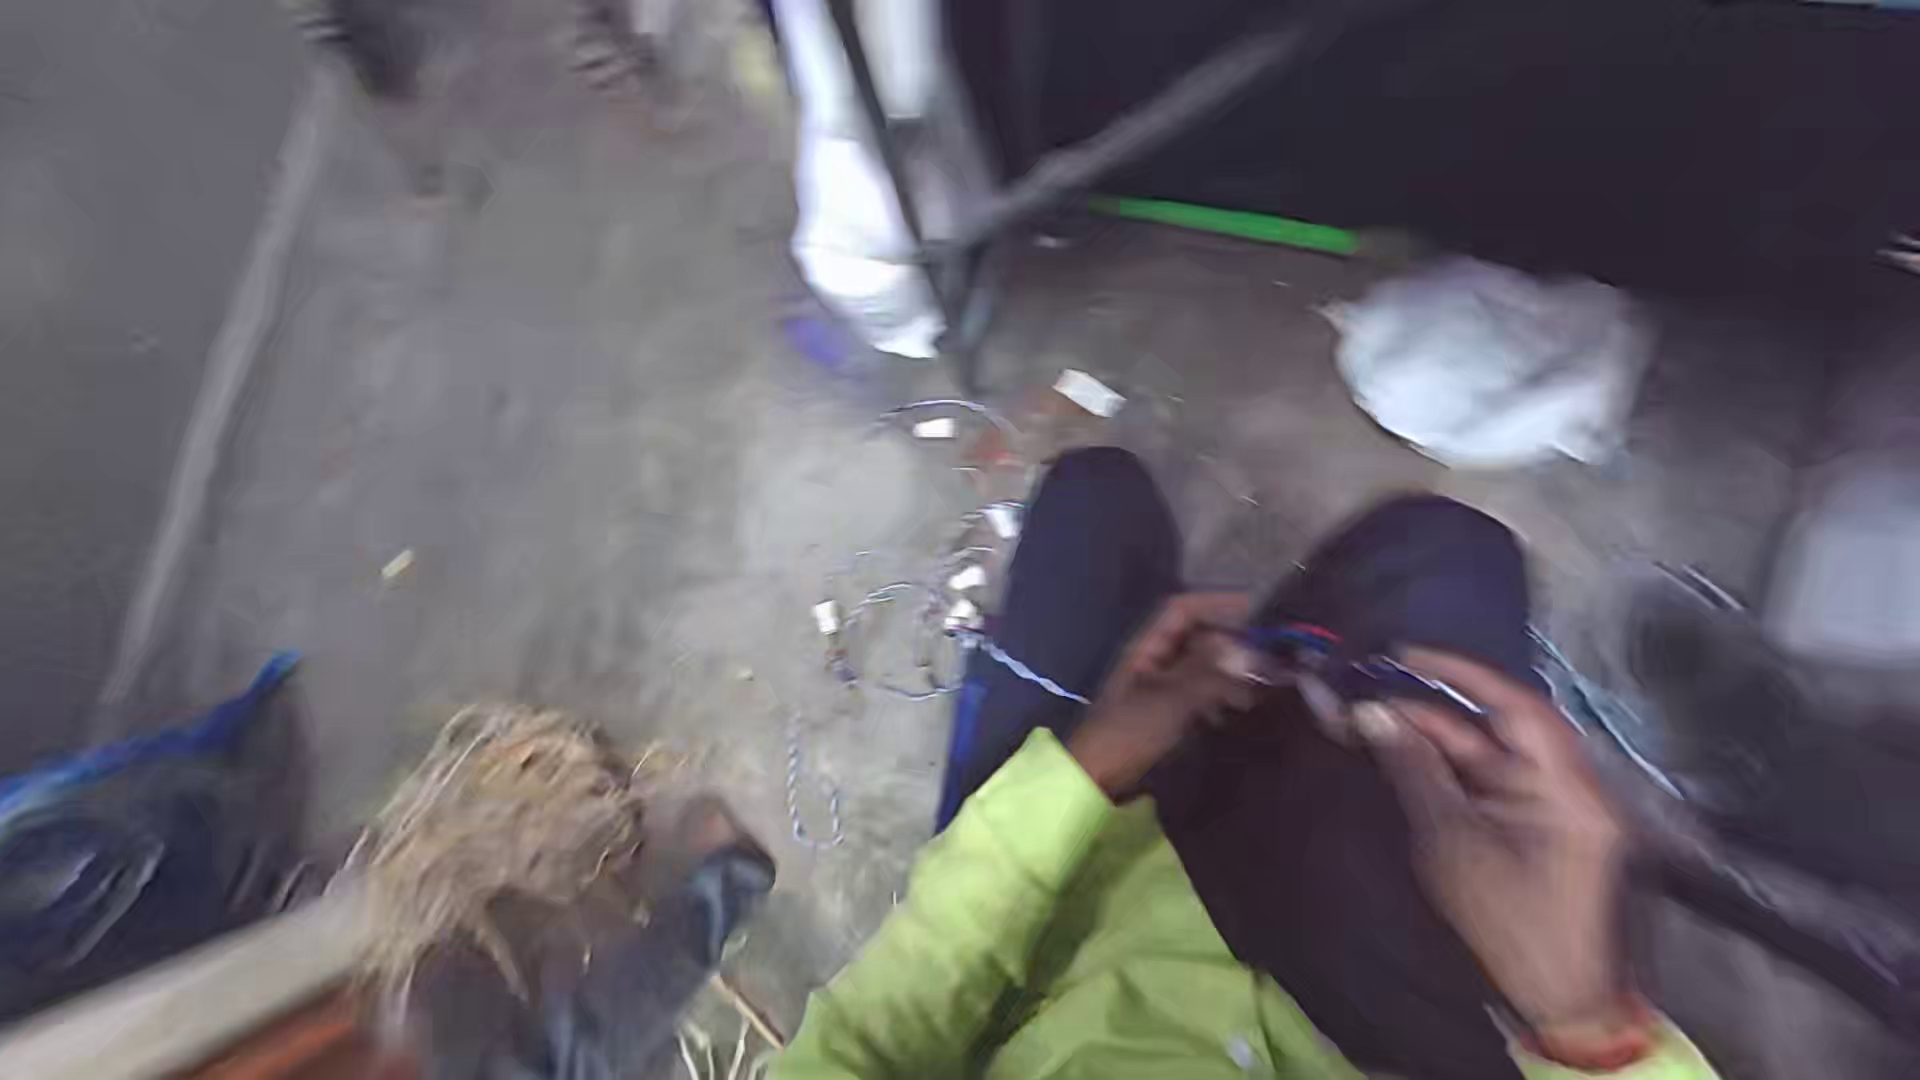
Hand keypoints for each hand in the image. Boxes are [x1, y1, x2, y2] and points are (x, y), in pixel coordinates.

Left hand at [1068, 592, 1257, 797]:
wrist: (1098, 773)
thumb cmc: (1129, 729)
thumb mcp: (1171, 698)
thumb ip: (1205, 671)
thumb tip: (1240, 647)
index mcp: (1146, 646)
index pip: (1181, 609)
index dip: (1215, 602)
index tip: (1254, 608)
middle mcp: (1152, 658)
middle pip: (1195, 636)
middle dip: (1230, 642)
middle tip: (1265, 659)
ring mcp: (1157, 683)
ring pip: (1199, 664)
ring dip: (1227, 671)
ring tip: (1254, 690)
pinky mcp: (1162, 709)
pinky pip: (1196, 690)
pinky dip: (1217, 695)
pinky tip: (1233, 712)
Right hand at [1355, 648, 1633, 1038]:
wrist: (1554, 1000)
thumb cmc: (1508, 918)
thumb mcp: (1450, 838)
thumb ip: (1412, 767)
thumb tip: (1369, 711)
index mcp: (1565, 790)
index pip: (1518, 708)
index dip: (1462, 674)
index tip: (1405, 654)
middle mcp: (1560, 787)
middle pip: (1488, 729)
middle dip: (1424, 711)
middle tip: (1362, 702)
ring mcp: (1541, 804)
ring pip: (1474, 751)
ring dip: (1422, 737)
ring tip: (1365, 724)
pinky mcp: (1521, 820)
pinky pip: (1471, 776)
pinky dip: (1431, 763)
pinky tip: (1390, 752)